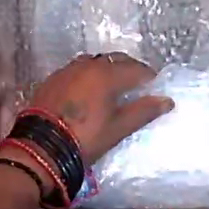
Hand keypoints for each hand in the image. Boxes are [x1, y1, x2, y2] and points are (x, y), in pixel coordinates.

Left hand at [25, 53, 173, 162]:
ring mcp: (66, 70)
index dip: (148, 77)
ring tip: (113, 85)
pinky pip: (76, 71)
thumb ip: (143, 111)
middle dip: (129, 69)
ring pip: (94, 63)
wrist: (41, 148)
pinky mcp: (52, 80)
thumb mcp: (118, 128)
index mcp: (107, 75)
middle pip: (114, 60)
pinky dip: (87, 76)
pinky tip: (88, 90)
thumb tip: (167, 101)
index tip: (155, 86)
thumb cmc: (85, 138)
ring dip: (107, 70)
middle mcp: (87, 65)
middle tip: (137, 84)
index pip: (136, 69)